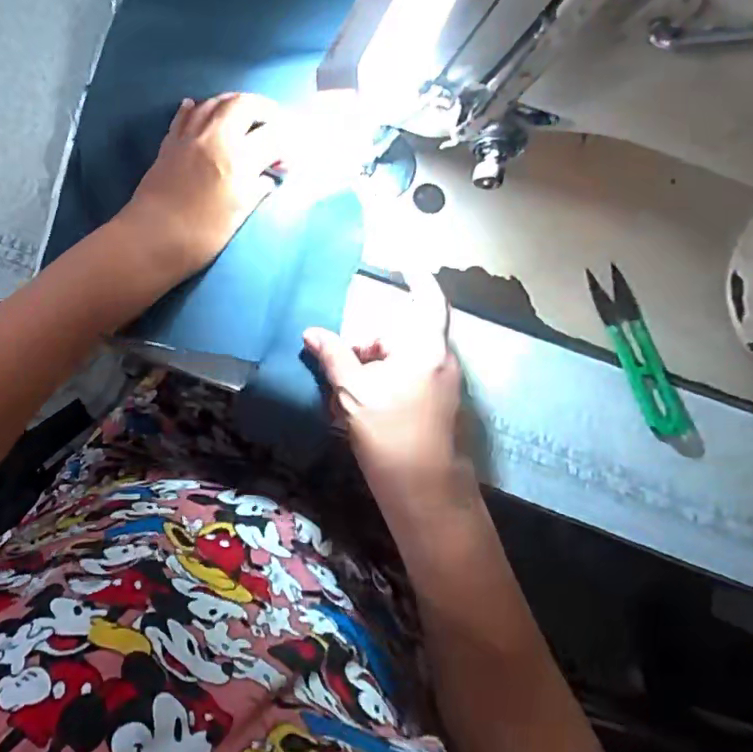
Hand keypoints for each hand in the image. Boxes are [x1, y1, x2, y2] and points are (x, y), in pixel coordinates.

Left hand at [115, 93, 287, 276]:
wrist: (148, 240)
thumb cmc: (198, 237)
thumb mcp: (237, 216)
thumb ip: (256, 190)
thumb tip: (267, 177)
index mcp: (238, 160)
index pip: (273, 136)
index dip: (286, 145)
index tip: (286, 159)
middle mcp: (214, 140)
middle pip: (243, 105)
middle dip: (263, 109)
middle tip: (272, 121)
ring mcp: (187, 140)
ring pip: (212, 104)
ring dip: (232, 103)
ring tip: (242, 113)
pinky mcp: (167, 146)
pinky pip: (183, 117)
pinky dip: (194, 108)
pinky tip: (196, 105)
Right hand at [303, 269, 472, 513]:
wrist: (423, 487)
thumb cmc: (388, 433)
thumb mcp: (351, 391)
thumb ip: (333, 356)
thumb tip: (311, 332)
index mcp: (424, 349)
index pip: (426, 301)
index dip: (416, 280)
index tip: (402, 264)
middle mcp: (440, 359)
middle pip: (398, 334)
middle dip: (366, 345)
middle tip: (339, 369)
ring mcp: (441, 381)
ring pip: (398, 358)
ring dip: (370, 367)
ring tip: (345, 396)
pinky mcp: (436, 401)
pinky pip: (404, 376)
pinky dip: (380, 382)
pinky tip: (360, 407)